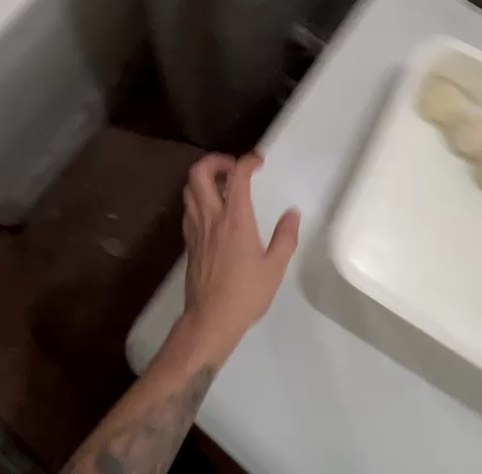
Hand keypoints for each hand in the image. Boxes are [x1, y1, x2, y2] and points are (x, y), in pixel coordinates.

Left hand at [175, 153, 300, 363]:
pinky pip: (189, 207)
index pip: (236, 176)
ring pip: (189, 188)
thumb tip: (293, 213)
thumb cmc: (246, 294)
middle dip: (215, 161)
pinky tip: (213, 211)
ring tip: (223, 186)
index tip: (258, 162)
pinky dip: (199, 198)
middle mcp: (211, 216)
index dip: (247, 161)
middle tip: (233, 168)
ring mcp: (195, 227)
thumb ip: (285, 237)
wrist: (210, 319)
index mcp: (235, 219)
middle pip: (199, 172)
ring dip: (204, 178)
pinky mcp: (188, 240)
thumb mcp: (275, 267)